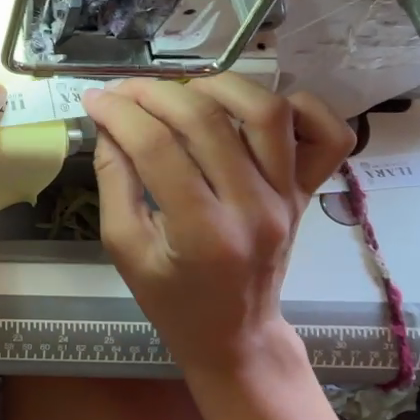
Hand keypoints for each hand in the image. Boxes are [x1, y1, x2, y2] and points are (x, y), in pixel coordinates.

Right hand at [80, 75, 353, 374]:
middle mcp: (254, 208)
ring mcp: (288, 196)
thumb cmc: (170, 297)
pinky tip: (251, 108)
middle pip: (206, 121)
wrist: (234, 333)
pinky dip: (298, 105)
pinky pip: (326, 133)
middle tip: (123, 92)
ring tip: (182, 90)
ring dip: (218, 86)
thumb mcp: (124, 247)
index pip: (157, 148)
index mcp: (203, 233)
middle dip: (154, 93)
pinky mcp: (306, 191)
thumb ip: (114, 180)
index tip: (93, 99)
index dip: (119, 113)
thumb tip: (109, 122)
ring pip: (266, 113)